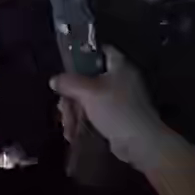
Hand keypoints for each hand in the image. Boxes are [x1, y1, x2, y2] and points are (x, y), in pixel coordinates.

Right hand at [50, 47, 177, 171]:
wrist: (140, 142)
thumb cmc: (115, 110)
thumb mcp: (88, 92)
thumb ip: (68, 82)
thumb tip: (54, 80)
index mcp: (119, 66)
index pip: (101, 51)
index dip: (84, 55)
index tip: (67, 67)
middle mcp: (121, 80)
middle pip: (89, 79)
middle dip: (72, 95)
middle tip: (63, 107)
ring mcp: (120, 100)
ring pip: (89, 99)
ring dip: (74, 112)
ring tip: (69, 127)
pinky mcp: (117, 118)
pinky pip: (95, 114)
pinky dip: (84, 122)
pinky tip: (74, 133)